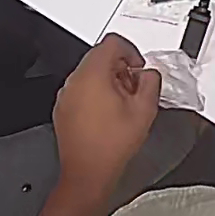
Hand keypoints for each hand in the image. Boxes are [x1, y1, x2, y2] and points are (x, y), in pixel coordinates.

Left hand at [53, 33, 161, 197]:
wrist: (88, 173)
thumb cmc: (111, 145)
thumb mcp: (145, 109)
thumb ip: (151, 82)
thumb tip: (149, 74)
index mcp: (94, 74)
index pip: (112, 42)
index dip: (131, 51)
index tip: (137, 67)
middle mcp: (75, 80)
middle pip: (100, 56)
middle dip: (121, 68)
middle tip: (133, 88)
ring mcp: (66, 94)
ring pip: (90, 73)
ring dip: (108, 81)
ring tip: (122, 105)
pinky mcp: (63, 107)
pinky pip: (81, 89)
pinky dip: (95, 93)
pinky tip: (107, 115)